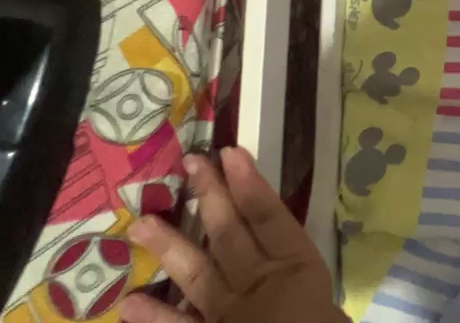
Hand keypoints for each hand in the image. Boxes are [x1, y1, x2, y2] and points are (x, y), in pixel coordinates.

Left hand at [123, 148, 345, 322]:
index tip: (231, 152)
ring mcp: (231, 316)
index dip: (251, 184)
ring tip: (142, 222)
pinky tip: (131, 305)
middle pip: (232, 234)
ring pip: (199, 273)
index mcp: (298, 268)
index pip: (271, 216)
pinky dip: (156, 320)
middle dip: (212, 198)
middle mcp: (261, 285)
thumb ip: (303, 286)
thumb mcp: (328, 310)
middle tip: (189, 164)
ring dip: (172, 245)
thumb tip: (280, 249)